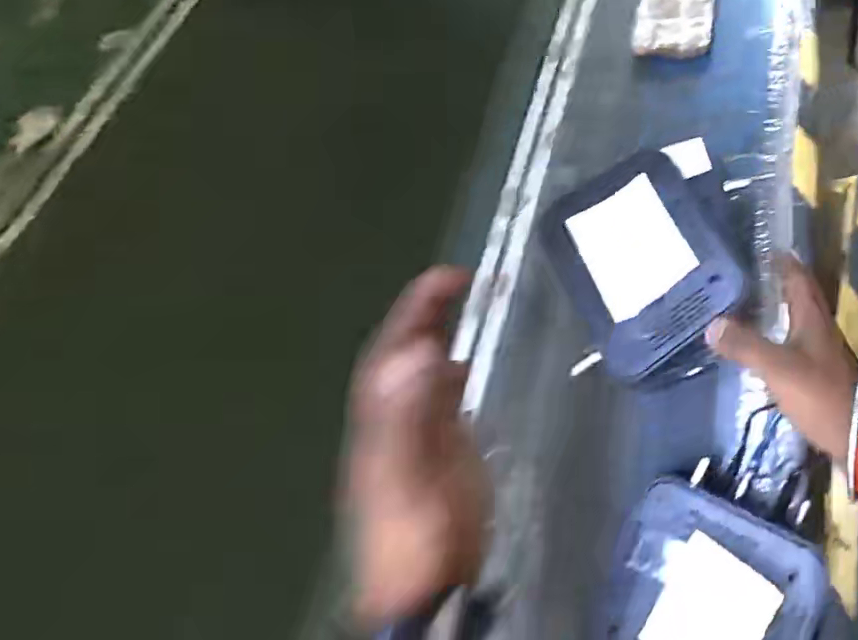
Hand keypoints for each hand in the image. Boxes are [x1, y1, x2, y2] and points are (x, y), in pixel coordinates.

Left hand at [344, 267, 491, 626]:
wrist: (429, 582)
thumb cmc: (417, 528)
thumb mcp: (410, 472)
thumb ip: (410, 416)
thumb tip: (416, 352)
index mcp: (384, 415)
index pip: (393, 349)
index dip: (416, 308)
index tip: (447, 275)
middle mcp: (397, 414)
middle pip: (406, 351)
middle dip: (429, 310)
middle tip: (463, 276)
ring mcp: (419, 429)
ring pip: (425, 366)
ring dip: (443, 330)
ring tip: (470, 300)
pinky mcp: (443, 443)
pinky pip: (445, 390)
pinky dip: (457, 363)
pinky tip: (472, 357)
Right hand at [705, 256, 857, 460]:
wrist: (857, 434)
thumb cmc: (819, 393)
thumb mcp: (777, 368)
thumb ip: (745, 345)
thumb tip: (713, 323)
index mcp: (812, 314)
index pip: (797, 275)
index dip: (781, 260)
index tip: (760, 248)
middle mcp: (820, 323)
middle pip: (800, 292)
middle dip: (778, 280)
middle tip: (750, 273)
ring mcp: (823, 346)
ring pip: (799, 314)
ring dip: (779, 304)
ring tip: (751, 301)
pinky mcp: (821, 367)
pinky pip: (798, 336)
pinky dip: (782, 329)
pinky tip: (765, 340)